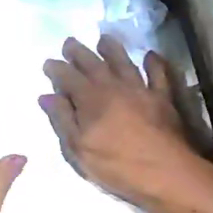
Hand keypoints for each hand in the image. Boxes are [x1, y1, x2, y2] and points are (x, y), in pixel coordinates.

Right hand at [41, 36, 212, 212]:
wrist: (165, 174)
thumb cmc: (114, 165)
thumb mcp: (77, 148)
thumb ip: (62, 119)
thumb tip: (47, 96)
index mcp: (89, 99)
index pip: (68, 77)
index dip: (56, 69)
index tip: (48, 63)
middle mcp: (113, 88)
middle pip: (93, 64)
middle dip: (79, 52)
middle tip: (69, 42)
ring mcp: (141, 91)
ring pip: (123, 63)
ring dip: (112, 49)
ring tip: (104, 38)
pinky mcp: (163, 99)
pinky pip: (159, 75)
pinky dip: (155, 63)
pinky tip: (151, 55)